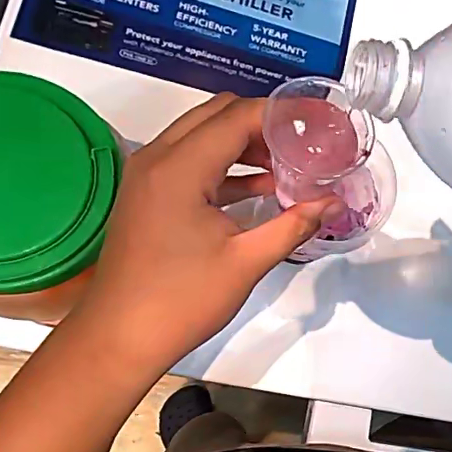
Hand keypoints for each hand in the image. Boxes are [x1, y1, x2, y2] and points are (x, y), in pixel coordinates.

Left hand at [68, 94, 331, 371]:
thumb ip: (294, 225)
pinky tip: (258, 189)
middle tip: (304, 144)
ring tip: (289, 166)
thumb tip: (333, 203)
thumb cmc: (180, 301)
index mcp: (180, 168)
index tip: (318, 122)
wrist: (119, 337)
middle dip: (264, 124)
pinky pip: (190, 161)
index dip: (282, 115)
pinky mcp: (147, 195)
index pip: (238, 116)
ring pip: (202, 136)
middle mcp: (157, 158)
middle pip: (217, 115)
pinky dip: (224, 166)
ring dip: (243, 144)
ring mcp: (147, 175)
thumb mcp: (246, 262)